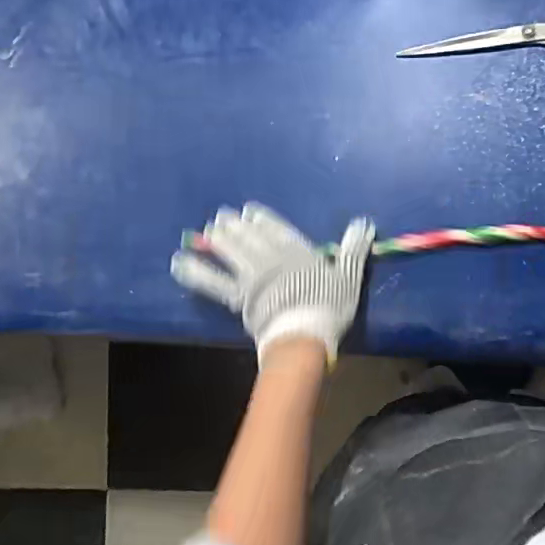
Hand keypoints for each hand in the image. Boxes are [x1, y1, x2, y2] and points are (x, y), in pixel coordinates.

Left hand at [171, 203, 373, 361]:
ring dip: (218, 240)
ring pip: (231, 252)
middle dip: (235, 227)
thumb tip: (364, 223)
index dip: (262, 220)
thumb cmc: (331, 306)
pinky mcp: (238, 295)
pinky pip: (212, 281)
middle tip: (222, 217)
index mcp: (298, 252)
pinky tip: (180, 261)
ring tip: (207, 230)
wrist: (306, 332)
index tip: (249, 212)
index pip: (277, 230)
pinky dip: (195, 271)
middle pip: (249, 238)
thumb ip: (353, 249)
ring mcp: (252, 276)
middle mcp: (271, 258)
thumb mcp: (349, 276)